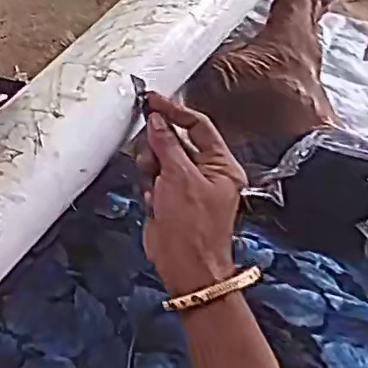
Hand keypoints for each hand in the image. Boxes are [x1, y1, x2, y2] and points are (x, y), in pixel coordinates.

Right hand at [137, 92, 248, 295]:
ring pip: (158, 155)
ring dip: (150, 166)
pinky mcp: (168, 195)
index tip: (152, 101)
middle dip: (158, 147)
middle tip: (152, 158)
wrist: (185, 267)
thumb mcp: (179, 177)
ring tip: (153, 185)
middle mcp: (206, 172)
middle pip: (174, 139)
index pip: (198, 125)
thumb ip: (166, 143)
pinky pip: (151, 174)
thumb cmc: (193, 227)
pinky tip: (152, 198)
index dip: (174, 111)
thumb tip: (156, 120)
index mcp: (221, 165)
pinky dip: (147, 182)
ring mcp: (186, 184)